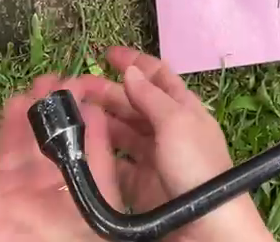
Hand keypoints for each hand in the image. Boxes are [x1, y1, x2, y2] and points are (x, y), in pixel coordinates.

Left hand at [0, 74, 119, 240]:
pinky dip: (102, 138)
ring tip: (79, 85)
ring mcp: (71, 198)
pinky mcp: (101, 204)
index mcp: (11, 200)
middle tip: (54, 77)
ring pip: (74, 147)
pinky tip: (100, 113)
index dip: (13, 121)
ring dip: (76, 115)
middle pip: (43, 143)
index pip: (9, 153)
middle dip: (48, 108)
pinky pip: (103, 165)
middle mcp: (40, 195)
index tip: (22, 93)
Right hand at [77, 47, 274, 241]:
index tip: (107, 54)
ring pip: (123, 132)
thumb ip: (151, 96)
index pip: (157, 75)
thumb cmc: (196, 166)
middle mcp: (168, 129)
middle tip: (76, 88)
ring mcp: (154, 159)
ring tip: (73, 114)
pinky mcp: (141, 187)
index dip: (134, 62)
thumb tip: (129, 70)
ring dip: (101, 121)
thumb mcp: (176, 123)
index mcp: (183, 108)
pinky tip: (83, 147)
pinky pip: (117, 165)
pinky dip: (101, 155)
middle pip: (135, 103)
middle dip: (108, 92)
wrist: (205, 230)